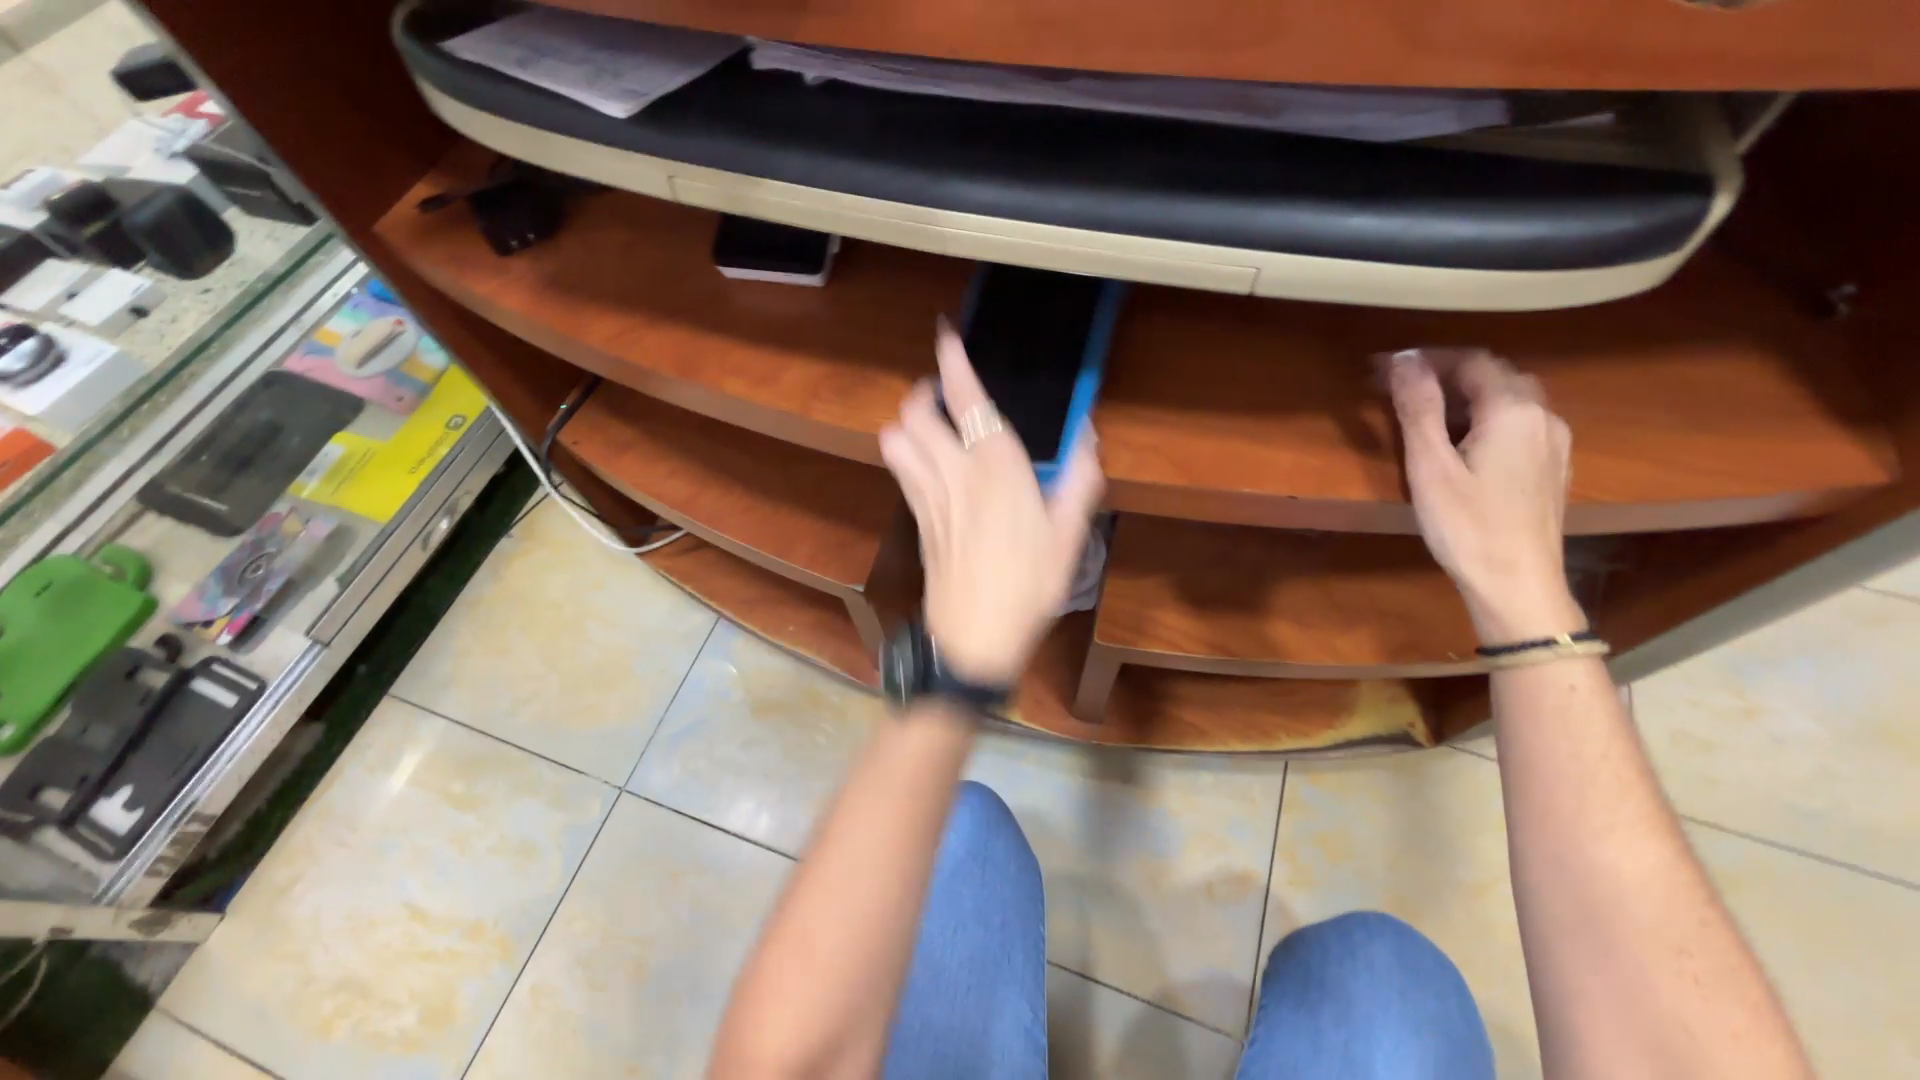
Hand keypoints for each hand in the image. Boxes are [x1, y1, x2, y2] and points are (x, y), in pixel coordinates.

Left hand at [878, 318, 1104, 685]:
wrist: (974, 637)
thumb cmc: (1029, 586)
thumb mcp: (1069, 536)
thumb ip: (1079, 480)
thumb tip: (1087, 435)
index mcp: (996, 468)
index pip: (965, 400)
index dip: (952, 362)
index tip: (945, 335)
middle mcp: (953, 472)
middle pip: (917, 412)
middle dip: (924, 391)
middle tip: (943, 392)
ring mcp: (927, 497)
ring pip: (896, 439)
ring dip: (907, 422)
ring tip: (930, 425)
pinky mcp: (916, 520)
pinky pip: (900, 472)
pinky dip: (905, 454)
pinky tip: (925, 465)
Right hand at [1386, 349, 1584, 643]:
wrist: (1518, 585)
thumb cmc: (1467, 527)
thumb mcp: (1430, 466)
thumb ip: (1419, 408)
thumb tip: (1404, 358)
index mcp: (1513, 410)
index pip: (1470, 361)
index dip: (1427, 358)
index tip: (1386, 368)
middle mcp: (1544, 417)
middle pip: (1495, 375)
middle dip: (1447, 374)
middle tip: (1402, 389)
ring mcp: (1555, 443)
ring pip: (1511, 399)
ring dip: (1468, 396)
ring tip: (1427, 415)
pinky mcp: (1553, 467)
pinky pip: (1521, 424)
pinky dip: (1487, 419)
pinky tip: (1464, 444)